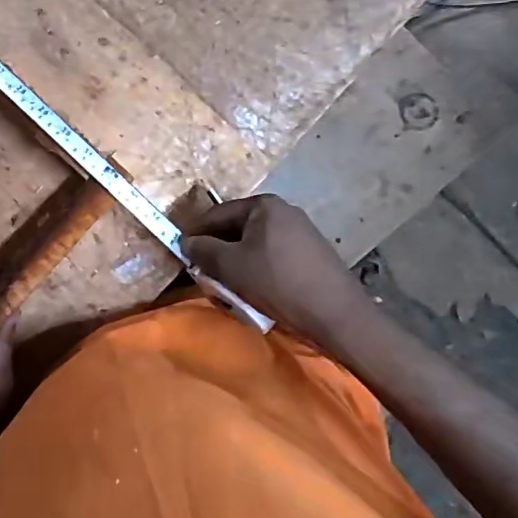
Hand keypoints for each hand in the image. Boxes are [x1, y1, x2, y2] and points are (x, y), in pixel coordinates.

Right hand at [182, 194, 374, 346]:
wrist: (336, 313)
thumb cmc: (278, 283)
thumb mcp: (232, 267)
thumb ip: (204, 250)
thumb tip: (187, 241)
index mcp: (264, 205)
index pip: (218, 214)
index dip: (196, 233)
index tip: (181, 253)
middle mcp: (284, 210)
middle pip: (238, 229)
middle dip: (219, 252)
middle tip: (204, 275)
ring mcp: (302, 231)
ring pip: (255, 246)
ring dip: (238, 266)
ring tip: (230, 289)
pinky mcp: (313, 254)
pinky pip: (274, 258)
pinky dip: (259, 272)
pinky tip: (257, 294)